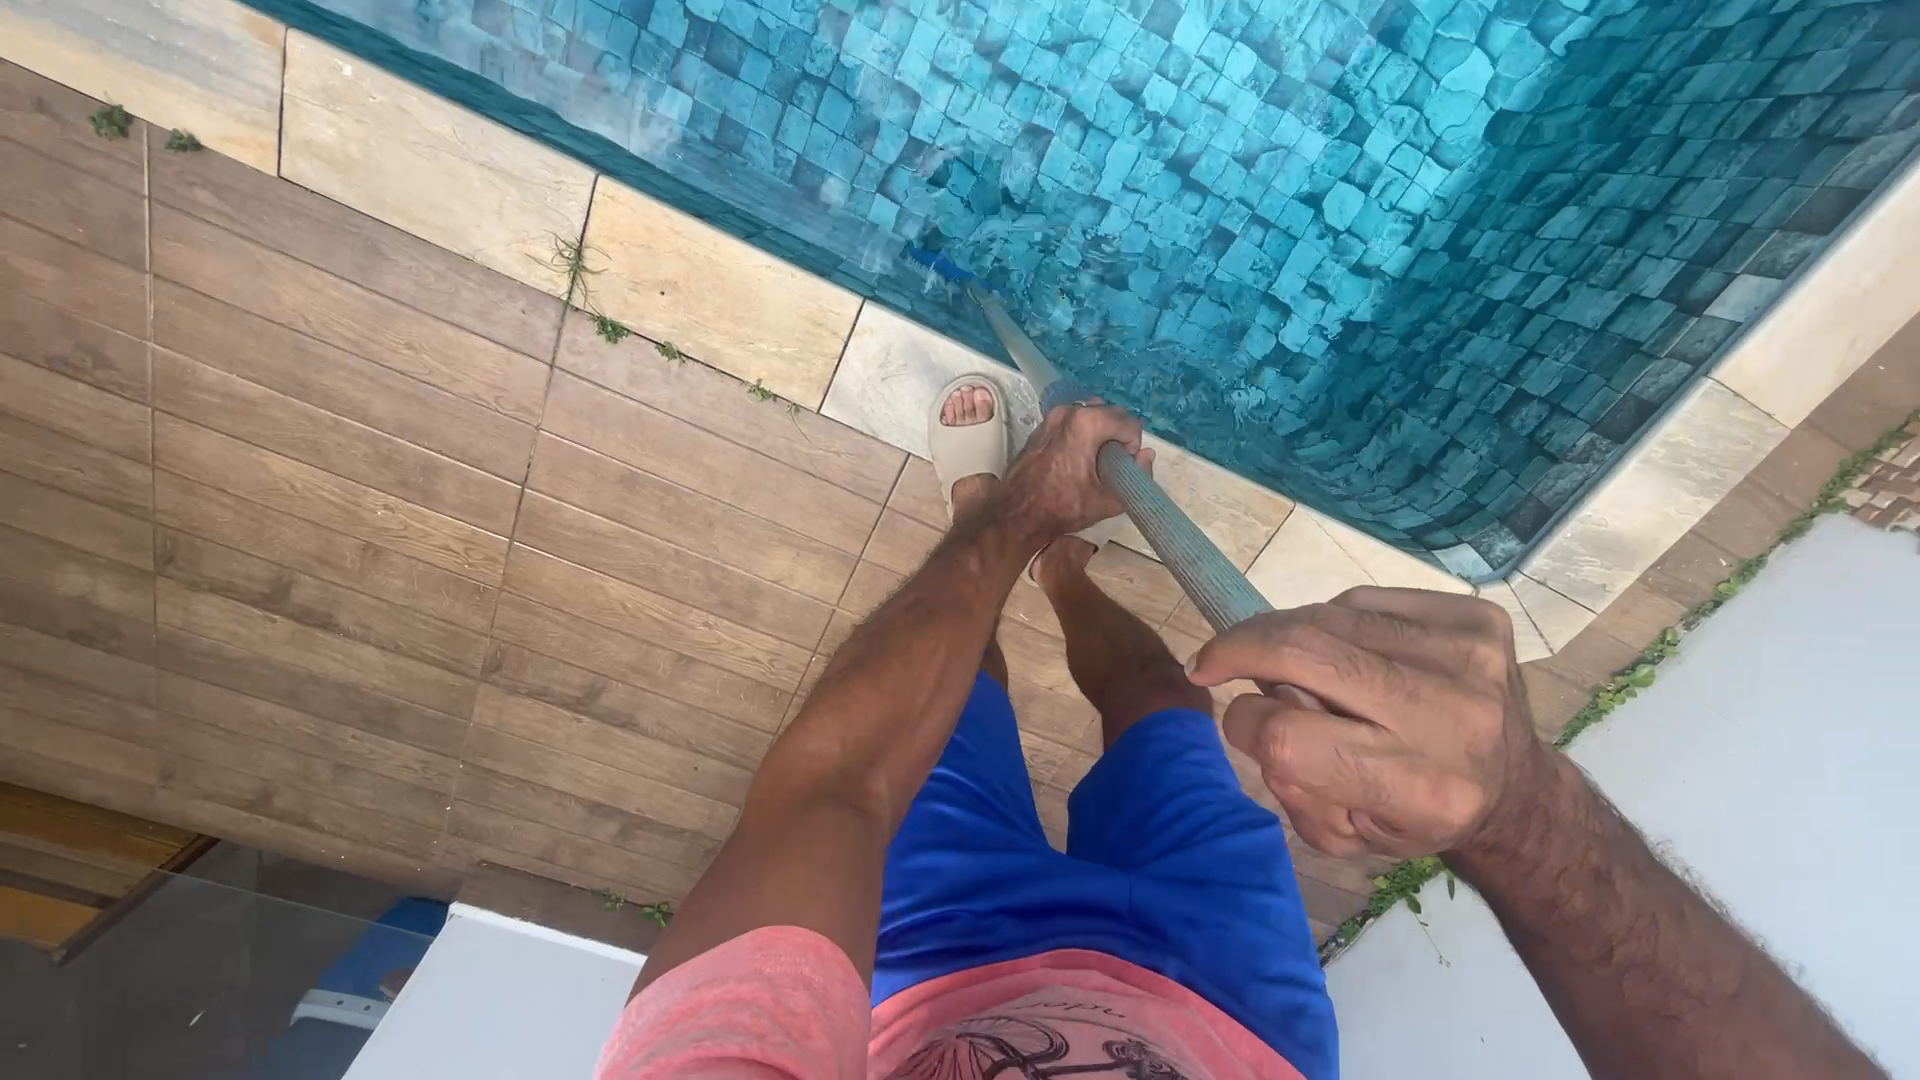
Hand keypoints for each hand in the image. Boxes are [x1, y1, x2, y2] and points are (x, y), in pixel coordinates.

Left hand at [1000, 399, 1151, 540]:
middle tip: (1110, 465)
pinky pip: (1071, 422)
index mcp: (1088, 423)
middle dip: (1117, 436)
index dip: (1132, 447)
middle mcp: (1069, 411)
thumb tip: (1147, 455)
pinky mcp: (1040, 427)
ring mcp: (1051, 417)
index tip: (1121, 468)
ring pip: (1090, 415)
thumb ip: (1138, 475)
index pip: (1130, 423)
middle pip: (1110, 413)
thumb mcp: (1109, 500)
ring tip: (1093, 462)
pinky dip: (1080, 435)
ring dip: (1099, 433)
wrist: (1016, 514)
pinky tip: (1074, 460)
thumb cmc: (1062, 508)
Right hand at [1186, 587, 1556, 859]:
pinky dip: (1329, 620)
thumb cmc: (1414, 816)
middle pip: (1300, 652)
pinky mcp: (1475, 617)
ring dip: (1279, 635)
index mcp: (1420, 787)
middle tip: (1208, 661)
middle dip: (1235, 649)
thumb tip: (1263, 704)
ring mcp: (1467, 656)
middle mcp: (1451, 716)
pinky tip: (1339, 648)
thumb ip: (1290, 782)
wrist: (1517, 789)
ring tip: (1278, 659)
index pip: (1287, 735)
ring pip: (1323, 617)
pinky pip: (1359, 600)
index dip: (1244, 724)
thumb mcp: (1344, 833)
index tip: (1240, 725)